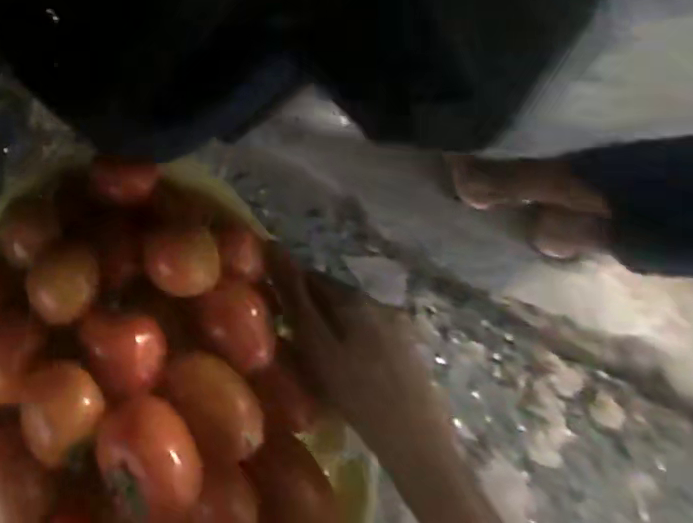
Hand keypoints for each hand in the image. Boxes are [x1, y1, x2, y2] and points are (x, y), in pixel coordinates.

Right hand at [268, 247, 501, 522]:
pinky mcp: (412, 350)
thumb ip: (293, 296)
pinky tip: (352, 372)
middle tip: (294, 341)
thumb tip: (273, 246)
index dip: (288, 290)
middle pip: (333, 295)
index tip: (275, 314)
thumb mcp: (315, 344)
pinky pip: (371, 334)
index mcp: (353, 296)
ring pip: (353, 316)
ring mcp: (399, 326)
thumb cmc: (357, 393)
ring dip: (334, 327)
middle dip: (312, 310)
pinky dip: (355, 343)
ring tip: (320, 360)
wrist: (419, 446)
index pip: (310, 275)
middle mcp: (378, 301)